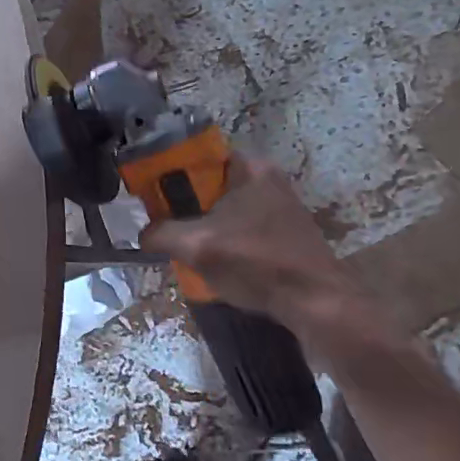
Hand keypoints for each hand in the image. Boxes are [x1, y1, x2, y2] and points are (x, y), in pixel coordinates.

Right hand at [141, 153, 383, 351]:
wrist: (315, 302)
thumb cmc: (256, 262)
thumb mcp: (196, 246)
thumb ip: (162, 234)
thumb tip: (144, 235)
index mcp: (251, 168)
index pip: (200, 158)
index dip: (173, 176)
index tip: (155, 200)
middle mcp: (269, 179)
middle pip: (213, 186)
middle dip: (188, 208)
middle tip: (167, 229)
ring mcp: (282, 207)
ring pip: (228, 211)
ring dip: (207, 229)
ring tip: (188, 250)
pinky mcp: (288, 233)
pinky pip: (246, 229)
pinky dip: (229, 243)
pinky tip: (218, 265)